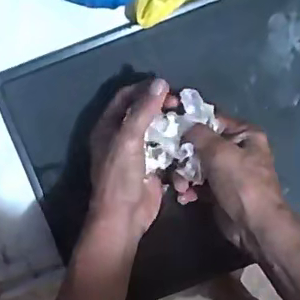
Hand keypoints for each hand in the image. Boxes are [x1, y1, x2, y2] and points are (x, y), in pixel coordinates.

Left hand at [85, 78, 176, 251]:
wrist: (124, 216)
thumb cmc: (120, 176)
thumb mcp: (128, 139)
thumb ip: (143, 110)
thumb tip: (160, 82)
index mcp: (108, 127)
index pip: (126, 97)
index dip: (145, 89)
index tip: (167, 87)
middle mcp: (121, 137)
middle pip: (143, 113)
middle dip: (162, 107)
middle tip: (182, 105)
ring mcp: (138, 153)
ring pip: (157, 131)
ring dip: (172, 125)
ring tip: (190, 120)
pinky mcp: (152, 168)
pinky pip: (167, 150)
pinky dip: (178, 144)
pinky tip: (191, 140)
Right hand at [183, 114, 299, 254]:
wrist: (253, 224)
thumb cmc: (240, 182)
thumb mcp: (219, 151)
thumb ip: (198, 134)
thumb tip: (184, 126)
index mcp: (244, 134)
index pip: (213, 120)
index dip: (190, 124)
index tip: (170, 129)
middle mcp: (237, 150)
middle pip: (201, 145)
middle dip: (184, 157)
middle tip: (175, 167)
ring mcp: (227, 172)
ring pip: (196, 166)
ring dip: (184, 176)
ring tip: (181, 188)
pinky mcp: (219, 191)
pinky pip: (198, 184)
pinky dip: (189, 190)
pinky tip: (185, 197)